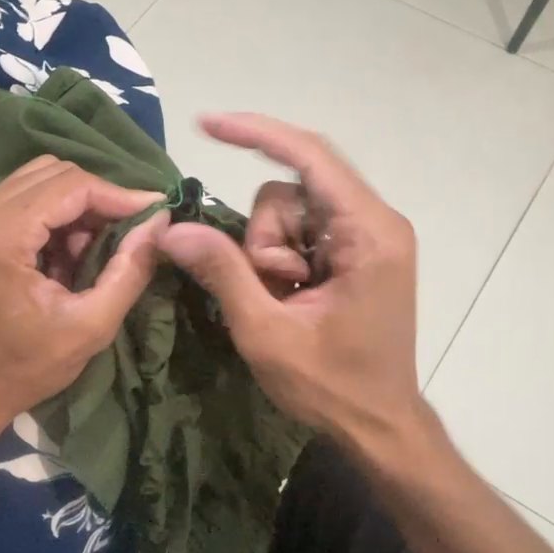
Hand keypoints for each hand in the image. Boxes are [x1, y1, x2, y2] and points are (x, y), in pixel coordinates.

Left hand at [0, 156, 167, 429]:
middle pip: (53, 173)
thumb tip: (160, 221)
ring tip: (100, 248)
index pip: (70, 186)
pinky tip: (69, 254)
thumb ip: (129, 271)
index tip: (157, 210)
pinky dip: (54, 217)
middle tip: (130, 233)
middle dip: (98, 199)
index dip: (118, 194)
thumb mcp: (89, 327)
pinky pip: (21, 199)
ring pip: (38, 181)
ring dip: (76, 207)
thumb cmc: (24, 368)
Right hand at [159, 113, 423, 448]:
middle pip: (293, 188)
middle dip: (263, 234)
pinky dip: (282, 259)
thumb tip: (172, 229)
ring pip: (292, 211)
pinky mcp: (359, 254)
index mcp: (369, 233)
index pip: (309, 157)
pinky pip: (302, 232)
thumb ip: (222, 271)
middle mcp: (377, 222)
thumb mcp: (266, 331)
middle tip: (271, 289)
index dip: (256, 133)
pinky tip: (291, 297)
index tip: (205, 124)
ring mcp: (370, 238)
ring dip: (269, 253)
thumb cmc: (332, 386)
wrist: (380, 428)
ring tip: (283, 301)